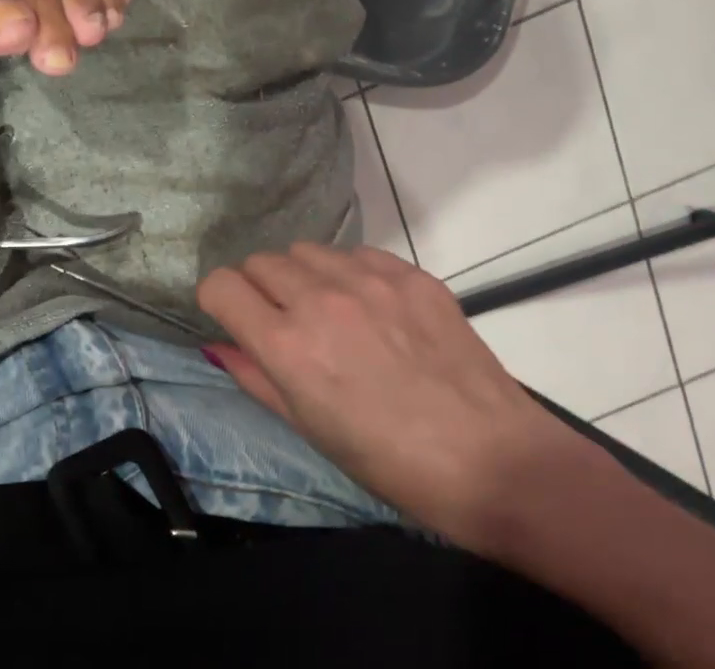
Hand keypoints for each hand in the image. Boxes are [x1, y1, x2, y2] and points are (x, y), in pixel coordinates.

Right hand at [197, 244, 590, 548]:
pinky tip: (370, 307)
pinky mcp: (412, 277)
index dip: (218, 302)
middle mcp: (320, 301)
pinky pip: (355, 254)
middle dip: (258, 288)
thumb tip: (220, 345)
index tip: (235, 321)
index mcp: (286, 345)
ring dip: (301, 275)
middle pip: (258, 262)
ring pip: (304, 250)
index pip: (219, 285)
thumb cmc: (388, 461)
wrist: (496, 464)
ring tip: (327, 309)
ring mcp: (370, 283)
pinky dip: (347, 272)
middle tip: (283, 321)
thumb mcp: (306, 426)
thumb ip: (253, 375)